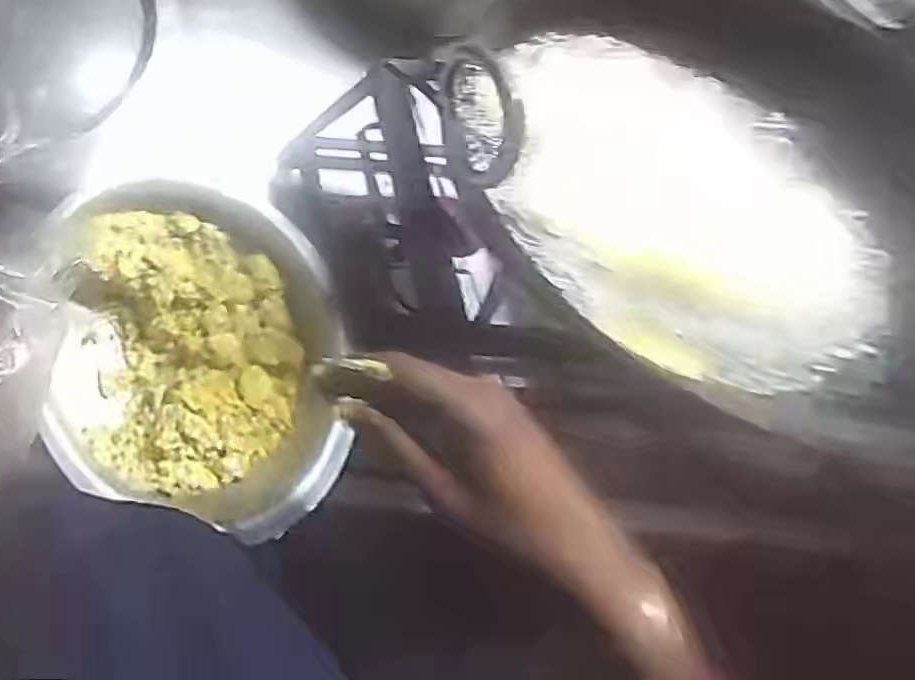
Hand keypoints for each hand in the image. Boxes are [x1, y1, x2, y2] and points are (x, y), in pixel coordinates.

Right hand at [351, 353, 712, 679]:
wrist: (588, 549)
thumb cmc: (513, 527)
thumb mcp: (445, 491)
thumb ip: (398, 443)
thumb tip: (353, 409)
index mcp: (469, 404)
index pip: (401, 366)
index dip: (361, 364)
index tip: (327, 368)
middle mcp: (482, 386)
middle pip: (413, 367)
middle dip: (372, 374)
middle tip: (336, 385)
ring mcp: (496, 392)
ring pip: (430, 376)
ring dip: (394, 384)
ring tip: (358, 395)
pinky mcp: (502, 404)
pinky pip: (449, 388)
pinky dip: (419, 394)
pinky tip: (397, 408)